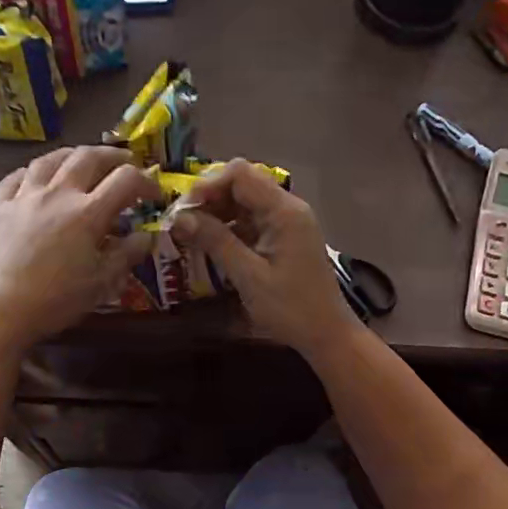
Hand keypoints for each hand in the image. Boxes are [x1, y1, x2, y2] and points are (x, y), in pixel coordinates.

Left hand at [0, 146, 159, 350]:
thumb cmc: (55, 301)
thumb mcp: (100, 284)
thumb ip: (126, 256)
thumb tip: (146, 236)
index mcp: (88, 213)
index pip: (126, 181)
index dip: (146, 181)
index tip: (155, 193)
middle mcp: (58, 193)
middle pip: (89, 157)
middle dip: (113, 156)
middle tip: (126, 163)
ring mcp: (25, 196)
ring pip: (52, 159)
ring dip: (74, 155)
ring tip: (84, 161)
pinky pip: (18, 176)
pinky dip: (34, 171)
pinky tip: (38, 177)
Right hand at [169, 159, 360, 354]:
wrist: (327, 334)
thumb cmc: (291, 308)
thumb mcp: (249, 276)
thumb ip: (216, 242)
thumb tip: (180, 218)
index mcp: (284, 211)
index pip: (240, 174)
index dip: (208, 185)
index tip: (183, 209)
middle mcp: (288, 208)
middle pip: (243, 185)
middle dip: (210, 199)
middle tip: (183, 223)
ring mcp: (288, 224)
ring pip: (246, 204)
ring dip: (218, 214)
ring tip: (192, 235)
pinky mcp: (285, 239)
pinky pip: (253, 222)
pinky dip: (231, 229)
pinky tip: (213, 246)